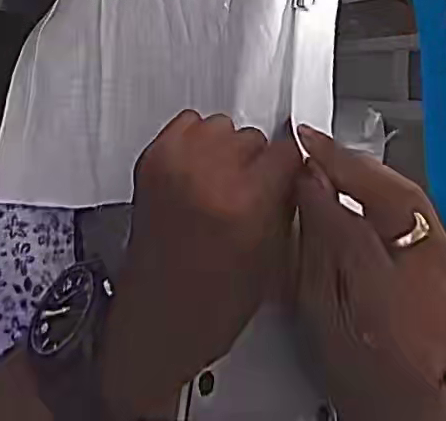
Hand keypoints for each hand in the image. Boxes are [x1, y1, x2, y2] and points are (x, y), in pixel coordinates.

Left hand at [98, 110, 301, 418]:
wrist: (157, 320)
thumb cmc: (210, 305)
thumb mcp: (271, 258)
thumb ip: (285, 203)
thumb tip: (293, 170)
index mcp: (246, 201)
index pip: (285, 151)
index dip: (287, 168)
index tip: (284, 175)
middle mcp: (210, 175)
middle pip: (253, 137)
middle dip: (256, 163)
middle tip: (247, 190)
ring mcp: (177, 164)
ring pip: (221, 125)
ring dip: (224, 149)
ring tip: (219, 181)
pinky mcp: (152, 160)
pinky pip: (186, 123)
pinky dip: (194, 141)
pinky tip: (196, 170)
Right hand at [292, 125, 445, 420]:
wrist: (437, 417)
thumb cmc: (381, 384)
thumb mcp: (325, 318)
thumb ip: (315, 252)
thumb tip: (309, 198)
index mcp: (383, 289)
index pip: (343, 211)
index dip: (318, 173)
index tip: (301, 146)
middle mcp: (425, 272)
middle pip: (385, 191)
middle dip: (348, 161)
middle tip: (315, 144)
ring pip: (407, 195)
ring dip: (369, 171)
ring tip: (338, 159)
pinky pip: (420, 210)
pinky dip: (390, 191)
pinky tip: (371, 191)